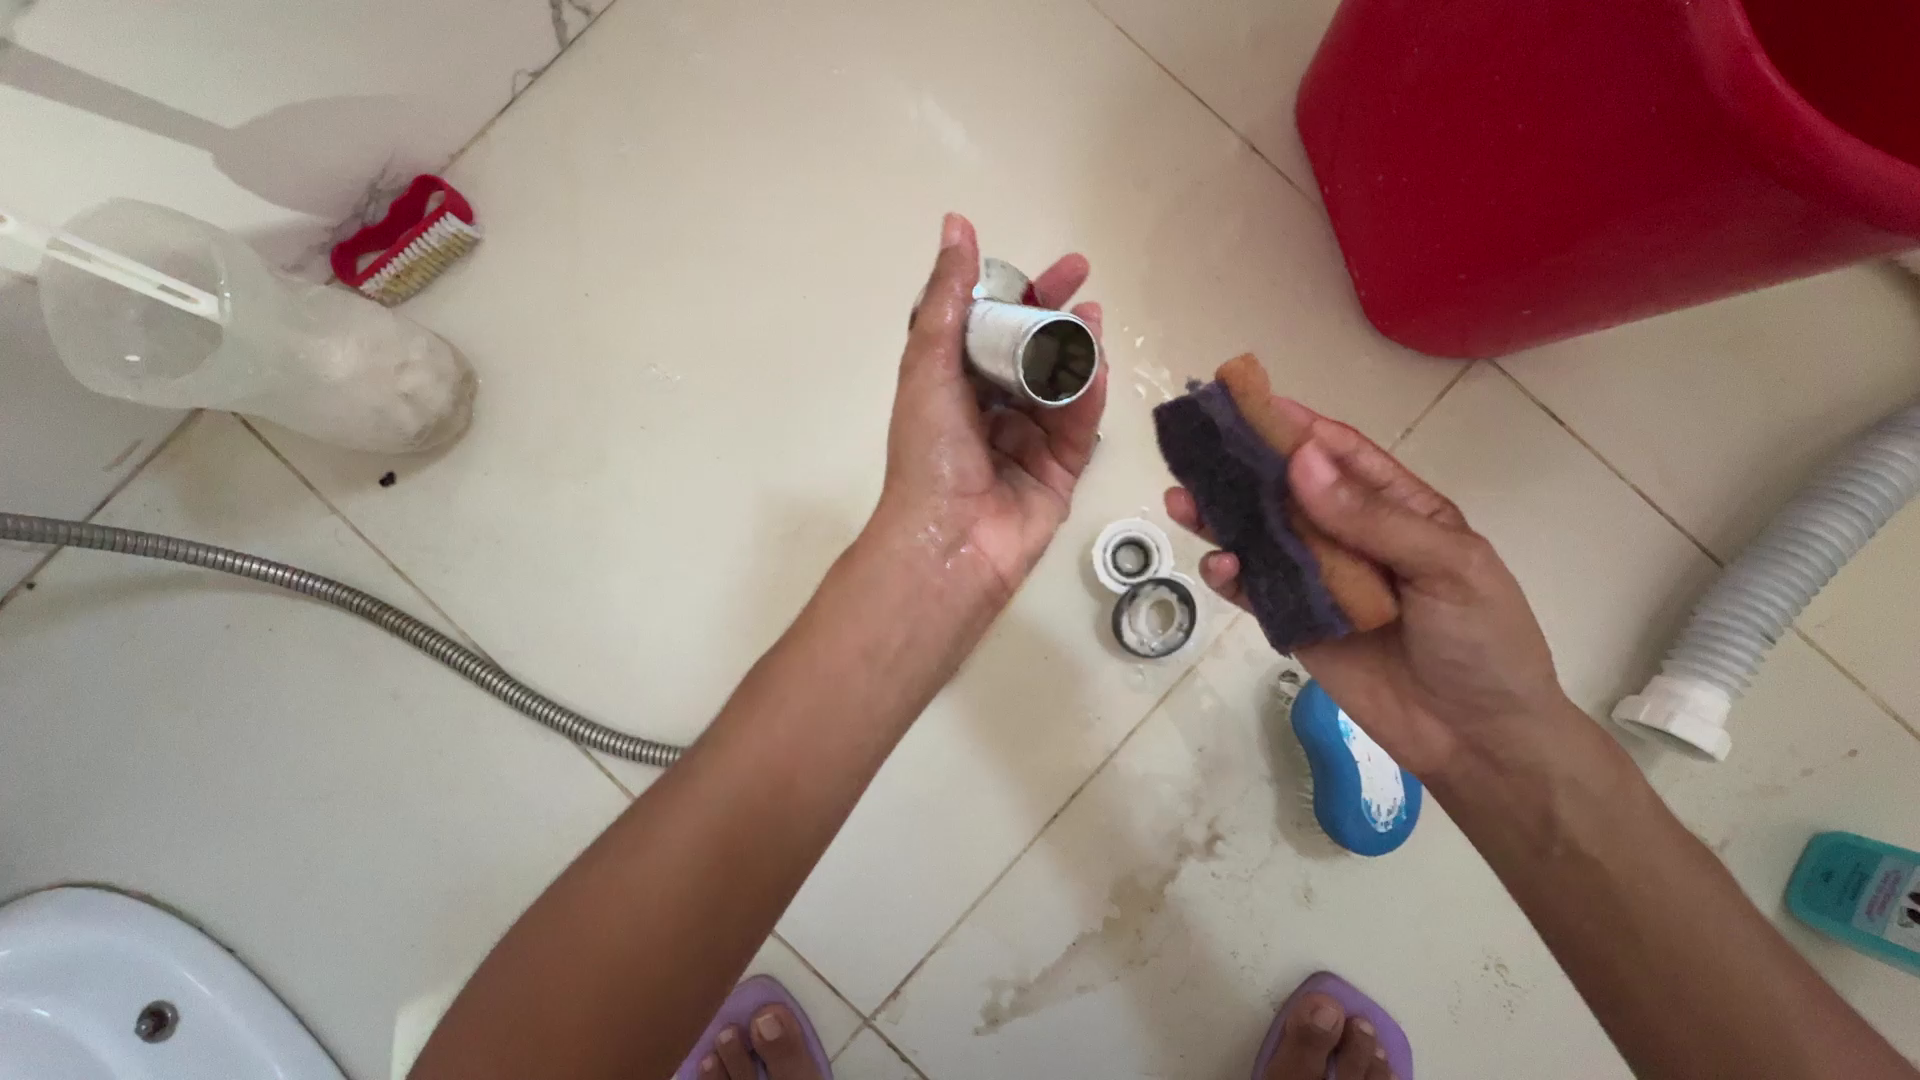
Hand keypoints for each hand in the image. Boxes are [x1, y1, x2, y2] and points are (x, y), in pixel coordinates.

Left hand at [870, 213, 1107, 605]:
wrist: (948, 538)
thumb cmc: (929, 452)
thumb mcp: (927, 364)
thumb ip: (947, 297)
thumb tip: (957, 225)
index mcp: (953, 388)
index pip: (992, 331)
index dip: (1019, 297)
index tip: (1048, 268)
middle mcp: (990, 413)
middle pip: (1032, 355)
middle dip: (1058, 318)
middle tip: (1086, 285)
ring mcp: (1026, 444)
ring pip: (1060, 389)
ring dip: (1077, 353)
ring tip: (1094, 320)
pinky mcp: (1057, 474)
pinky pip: (1078, 429)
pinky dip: (1088, 398)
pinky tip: (1100, 368)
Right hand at [1166, 397, 1572, 779]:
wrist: (1475, 737)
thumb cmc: (1481, 640)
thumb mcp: (1447, 567)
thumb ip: (1371, 517)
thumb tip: (1302, 461)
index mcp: (1396, 510)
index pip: (1339, 454)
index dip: (1295, 425)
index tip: (1246, 399)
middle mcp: (1348, 536)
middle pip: (1286, 490)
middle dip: (1242, 466)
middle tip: (1194, 445)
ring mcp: (1317, 580)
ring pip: (1259, 537)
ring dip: (1221, 516)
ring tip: (1181, 499)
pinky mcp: (1293, 621)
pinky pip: (1255, 591)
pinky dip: (1230, 577)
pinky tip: (1219, 565)